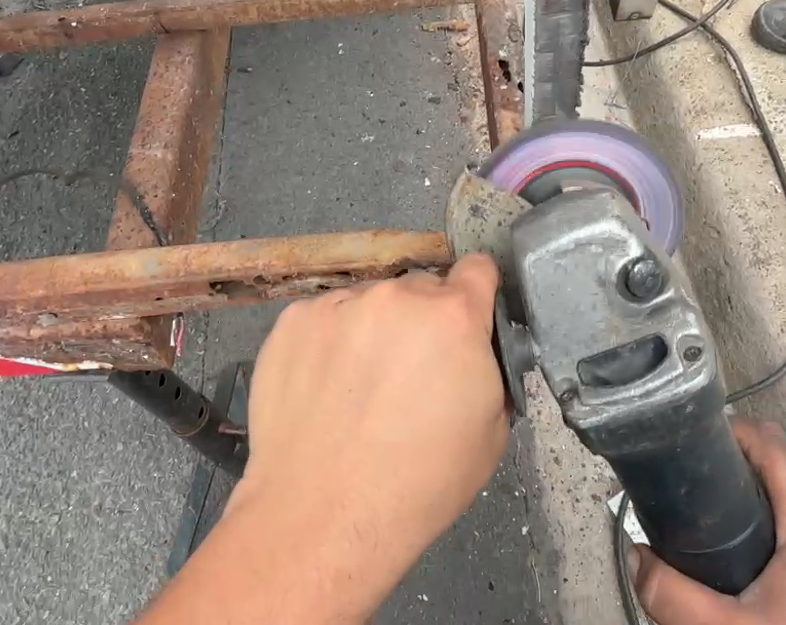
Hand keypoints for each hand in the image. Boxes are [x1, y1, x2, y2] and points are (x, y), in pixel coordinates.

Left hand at [233, 253, 509, 570]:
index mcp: (454, 317)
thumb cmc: (418, 485)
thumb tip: (474, 352)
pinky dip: (329, 343)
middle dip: (422, 321)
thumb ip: (486, 369)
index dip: (477, 294)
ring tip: (358, 388)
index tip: (467, 319)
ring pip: (369, 303)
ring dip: (372, 330)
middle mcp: (397, 296)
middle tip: (408, 373)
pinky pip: (325, 318)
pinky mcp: (294, 320)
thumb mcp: (491, 432)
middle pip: (420, 289)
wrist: (322, 515)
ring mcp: (341, 304)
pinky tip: (323, 389)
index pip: (478, 269)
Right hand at [631, 421, 785, 624]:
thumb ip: (672, 595)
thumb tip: (635, 556)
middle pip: (783, 478)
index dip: (727, 432)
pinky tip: (773, 583)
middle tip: (701, 514)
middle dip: (741, 488)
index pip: (769, 440)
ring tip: (732, 552)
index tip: (692, 447)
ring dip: (769, 521)